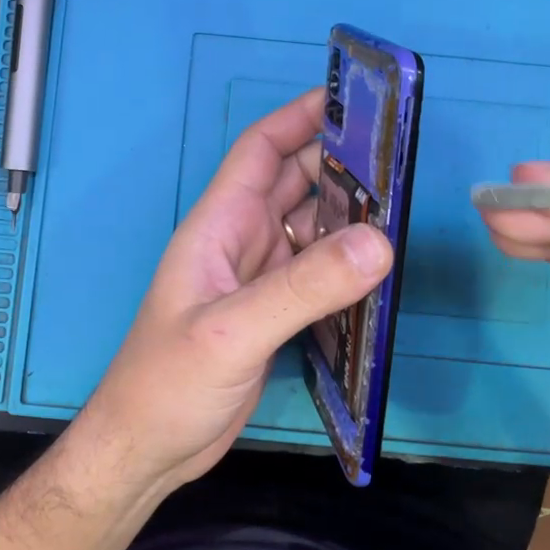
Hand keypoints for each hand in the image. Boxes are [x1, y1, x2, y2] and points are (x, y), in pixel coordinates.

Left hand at [77, 89, 393, 493]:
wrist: (146, 448)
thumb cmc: (169, 381)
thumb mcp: (233, 330)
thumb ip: (303, 288)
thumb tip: (380, 242)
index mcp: (218, 226)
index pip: (259, 151)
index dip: (300, 118)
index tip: (355, 100)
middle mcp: (238, 242)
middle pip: (293, 184)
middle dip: (340, 165)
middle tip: (402, 157)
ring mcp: (254, 280)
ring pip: (308, 230)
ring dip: (348, 217)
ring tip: (404, 210)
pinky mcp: (268, 316)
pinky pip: (313, 275)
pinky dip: (344, 266)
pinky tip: (379, 271)